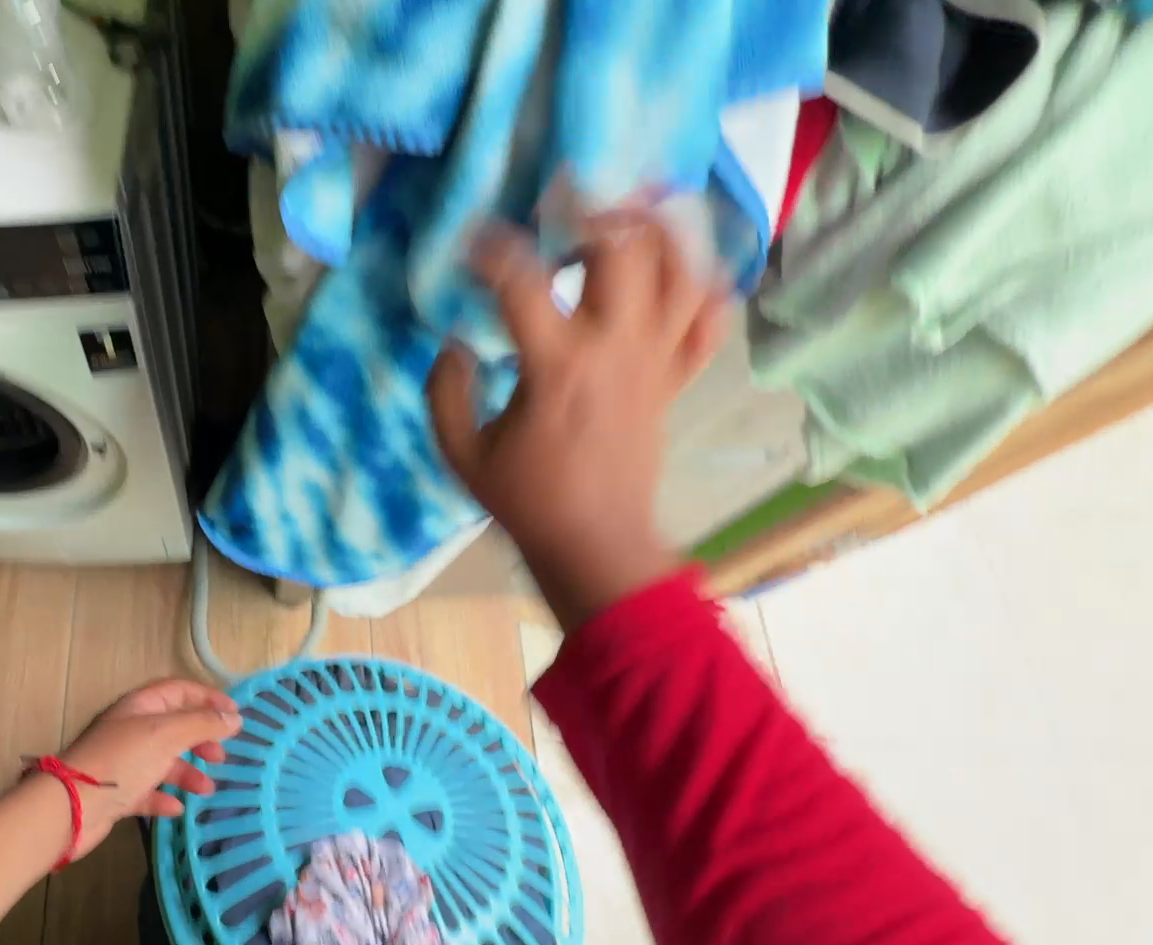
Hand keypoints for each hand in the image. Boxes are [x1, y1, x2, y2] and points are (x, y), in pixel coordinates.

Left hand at [53, 678, 241, 858]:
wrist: (70, 807)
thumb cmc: (121, 761)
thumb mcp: (166, 735)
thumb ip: (202, 724)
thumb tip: (234, 718)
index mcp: (139, 706)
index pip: (179, 691)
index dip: (207, 698)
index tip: (235, 716)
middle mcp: (129, 729)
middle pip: (172, 726)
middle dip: (199, 738)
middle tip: (220, 756)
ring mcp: (121, 762)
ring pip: (162, 760)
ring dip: (186, 772)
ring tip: (206, 788)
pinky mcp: (115, 793)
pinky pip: (146, 791)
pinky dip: (163, 797)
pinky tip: (176, 809)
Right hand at [427, 210, 729, 627]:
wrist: (594, 540)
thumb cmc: (525, 498)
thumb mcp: (460, 452)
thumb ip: (445, 391)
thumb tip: (455, 345)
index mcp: (556, 367)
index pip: (520, 282)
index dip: (491, 249)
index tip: (472, 242)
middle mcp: (615, 348)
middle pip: (623, 249)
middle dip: (595, 208)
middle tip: (569, 196)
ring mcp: (655, 360)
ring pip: (678, 270)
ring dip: (659, 226)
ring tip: (636, 200)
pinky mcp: (675, 378)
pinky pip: (707, 320)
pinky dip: (702, 286)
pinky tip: (681, 266)